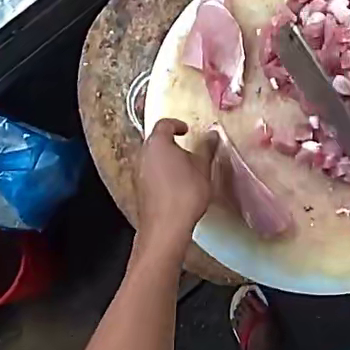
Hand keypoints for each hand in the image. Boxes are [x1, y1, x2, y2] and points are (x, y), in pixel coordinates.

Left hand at [135, 119, 215, 248]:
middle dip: (172, 142)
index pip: (164, 124)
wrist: (166, 225)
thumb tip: (212, 134)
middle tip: (190, 150)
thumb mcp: (203, 168)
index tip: (188, 131)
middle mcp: (143, 154)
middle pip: (156, 140)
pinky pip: (150, 171)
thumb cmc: (186, 192)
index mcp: (158, 143)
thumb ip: (206, 148)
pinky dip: (162, 171)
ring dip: (167, 158)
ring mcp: (138, 171)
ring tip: (186, 169)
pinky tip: (176, 184)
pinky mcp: (138, 187)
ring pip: (152, 157)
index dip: (177, 124)